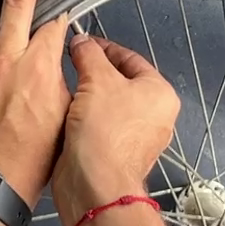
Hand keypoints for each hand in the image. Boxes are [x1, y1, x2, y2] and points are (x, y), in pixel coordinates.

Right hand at [53, 36, 180, 225]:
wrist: (95, 185)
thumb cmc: (104, 128)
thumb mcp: (96, 79)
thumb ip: (88, 54)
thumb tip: (81, 41)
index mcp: (160, 93)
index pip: (130, 58)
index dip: (103, 48)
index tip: (81, 43)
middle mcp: (155, 115)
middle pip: (120, 81)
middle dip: (93, 71)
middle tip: (69, 63)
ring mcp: (137, 137)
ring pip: (107, 104)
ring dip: (86, 95)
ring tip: (64, 86)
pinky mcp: (117, 154)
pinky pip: (100, 125)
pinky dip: (84, 116)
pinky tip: (65, 112)